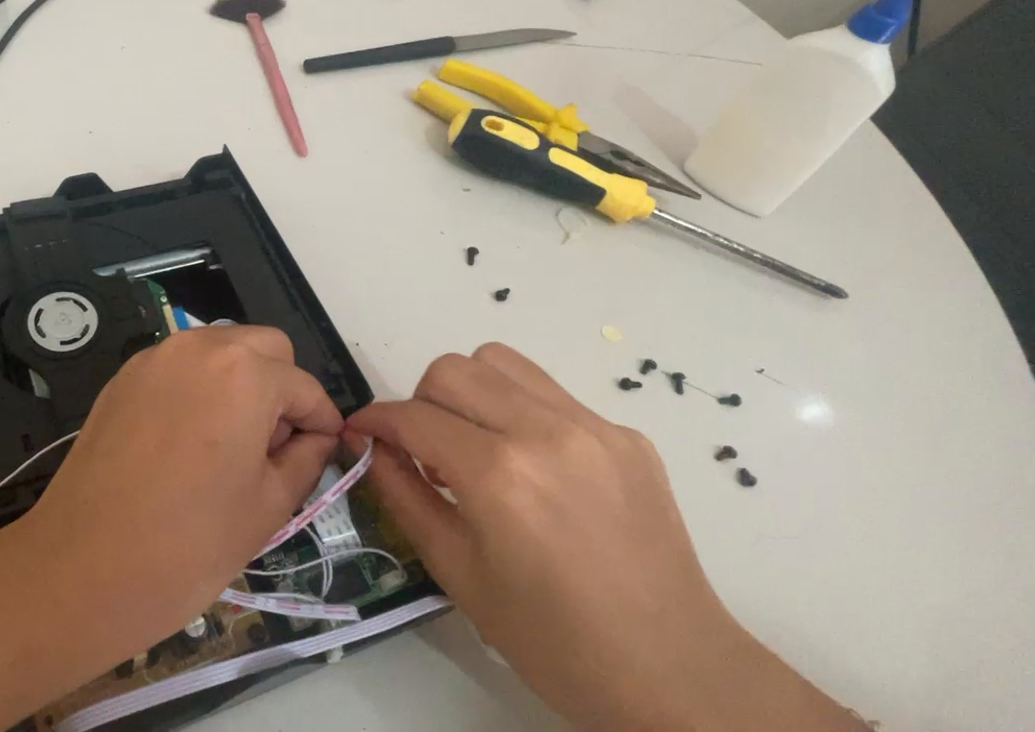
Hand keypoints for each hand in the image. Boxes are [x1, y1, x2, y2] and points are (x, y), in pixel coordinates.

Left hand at [17, 325, 342, 651]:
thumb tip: (314, 438)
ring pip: (218, 351)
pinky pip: (178, 368)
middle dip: (281, 386)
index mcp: (245, 373)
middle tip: (275, 445)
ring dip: (239, 381)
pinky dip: (198, 388)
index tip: (322, 450)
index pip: (303, 385)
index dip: (320, 420)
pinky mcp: (122, 378)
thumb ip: (304, 459)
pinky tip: (188, 442)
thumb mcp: (268, 506)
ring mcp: (154, 359)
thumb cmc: (190, 543)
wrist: (83, 566)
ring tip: (231, 444)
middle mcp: (200, 348)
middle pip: (263, 348)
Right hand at [347, 344, 859, 731]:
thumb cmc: (552, 640)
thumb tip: (366, 444)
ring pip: (501, 363)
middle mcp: (545, 432)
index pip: (413, 416)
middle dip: (421, 402)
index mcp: (499, 475)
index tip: (361, 434)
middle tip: (425, 451)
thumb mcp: (457, 571)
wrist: (673, 672)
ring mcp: (593, 426)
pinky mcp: (625, 434)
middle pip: (453, 370)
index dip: (375, 421)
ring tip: (477, 446)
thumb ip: (402, 494)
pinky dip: (521, 413)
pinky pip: (550, 394)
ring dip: (471, 394)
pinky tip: (535, 469)